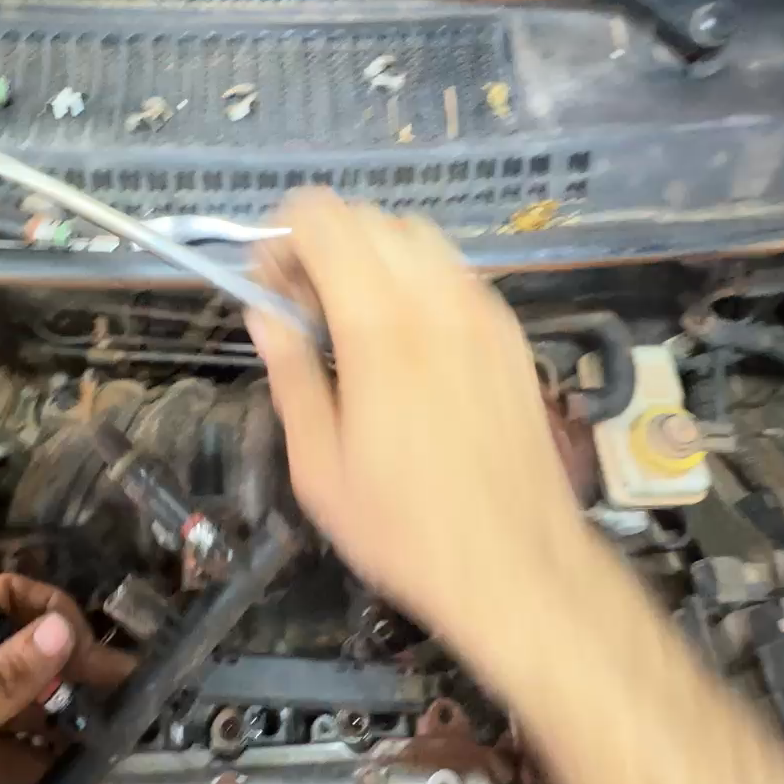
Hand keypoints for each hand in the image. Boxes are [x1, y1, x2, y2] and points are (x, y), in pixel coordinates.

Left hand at [0, 575, 131, 783]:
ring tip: (106, 738)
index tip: (91, 655)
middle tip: (125, 696)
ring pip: (11, 704)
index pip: (5, 600)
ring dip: (56, 717)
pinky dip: (28, 759)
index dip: (52, 614)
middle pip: (16, 653)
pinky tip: (63, 776)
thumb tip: (64, 626)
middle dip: (69, 669)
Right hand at [247, 189, 587, 646]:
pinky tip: (408, 335)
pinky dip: (416, 277)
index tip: (270, 283)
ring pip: (417, 237)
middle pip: (369, 218)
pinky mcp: (511, 333)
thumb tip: (265, 315)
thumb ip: (291, 375)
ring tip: (353, 315)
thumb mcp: (319, 466)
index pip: (325, 221)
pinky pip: (455, 272)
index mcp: (379, 327)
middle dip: (324, 243)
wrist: (519, 565)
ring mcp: (483, 312)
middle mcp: (436, 300)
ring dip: (371, 255)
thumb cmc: (405, 528)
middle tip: (304, 304)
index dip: (283, 236)